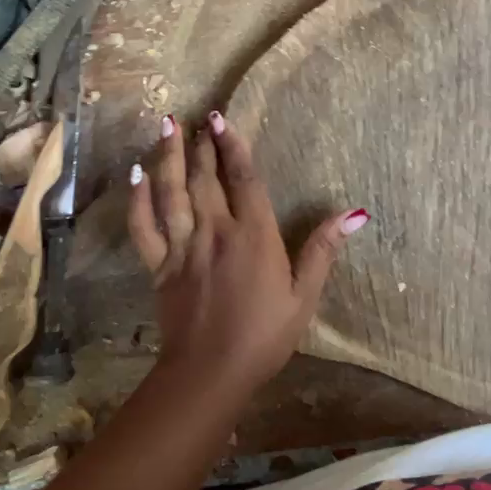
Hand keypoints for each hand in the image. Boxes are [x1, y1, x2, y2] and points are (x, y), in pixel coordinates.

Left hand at [127, 111, 368, 394]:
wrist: (209, 374)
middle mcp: (216, 231)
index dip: (233, 147)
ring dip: (169, 157)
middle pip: (206, 178)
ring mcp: (184, 248)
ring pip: (173, 193)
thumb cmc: (264, 336)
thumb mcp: (304, 296)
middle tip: (196, 115)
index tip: (221, 118)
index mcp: (254, 236)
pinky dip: (138, 200)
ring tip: (165, 126)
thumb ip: (323, 249)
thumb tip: (355, 213)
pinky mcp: (160, 268)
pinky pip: (145, 228)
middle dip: (202, 144)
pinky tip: (135, 175)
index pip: (244, 180)